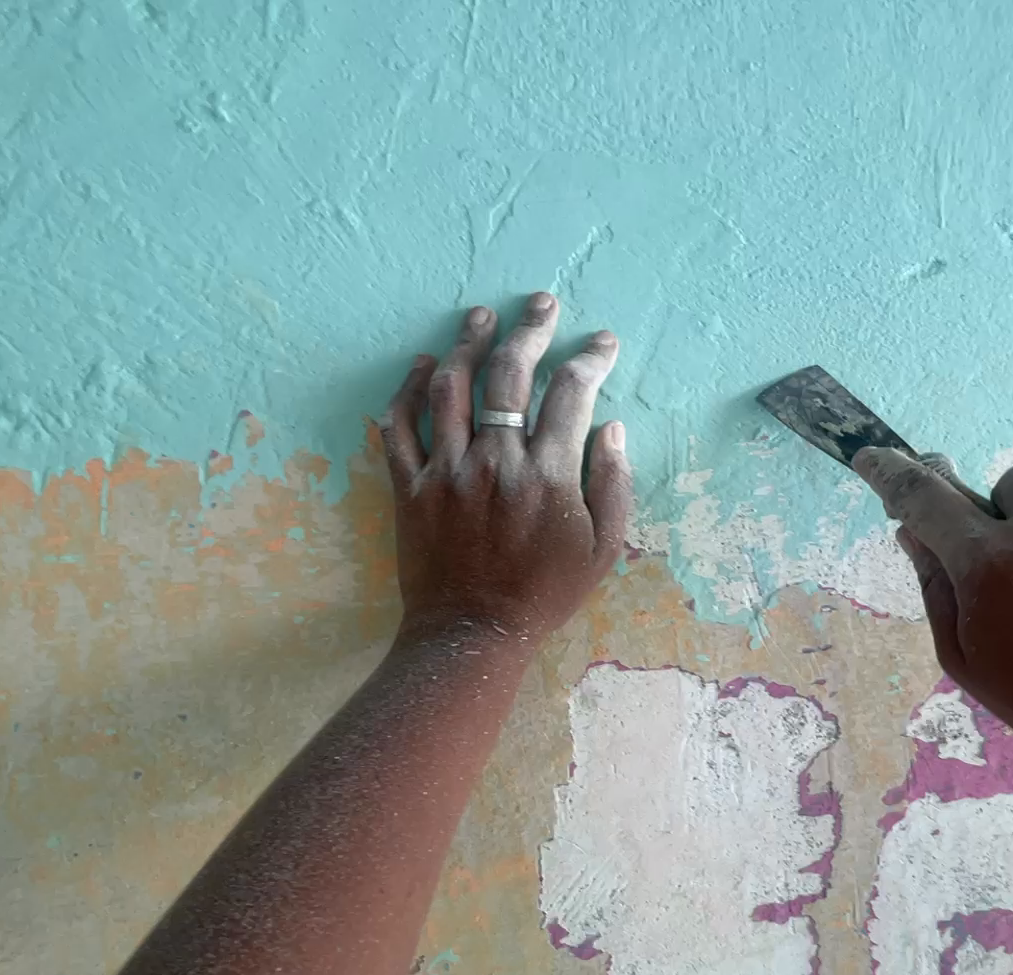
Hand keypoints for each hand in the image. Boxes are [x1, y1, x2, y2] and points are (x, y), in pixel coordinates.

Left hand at [377, 292, 630, 641]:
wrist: (472, 632)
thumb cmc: (545, 593)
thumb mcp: (603, 550)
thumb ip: (613, 486)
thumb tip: (613, 428)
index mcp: (548, 475)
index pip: (572, 394)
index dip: (591, 359)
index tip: (603, 342)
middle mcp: (495, 460)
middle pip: (510, 374)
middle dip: (531, 330)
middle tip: (541, 303)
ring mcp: (446, 469)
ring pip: (452, 387)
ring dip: (469, 343)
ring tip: (482, 316)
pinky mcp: (410, 486)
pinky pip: (399, 425)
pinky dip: (408, 389)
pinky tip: (424, 364)